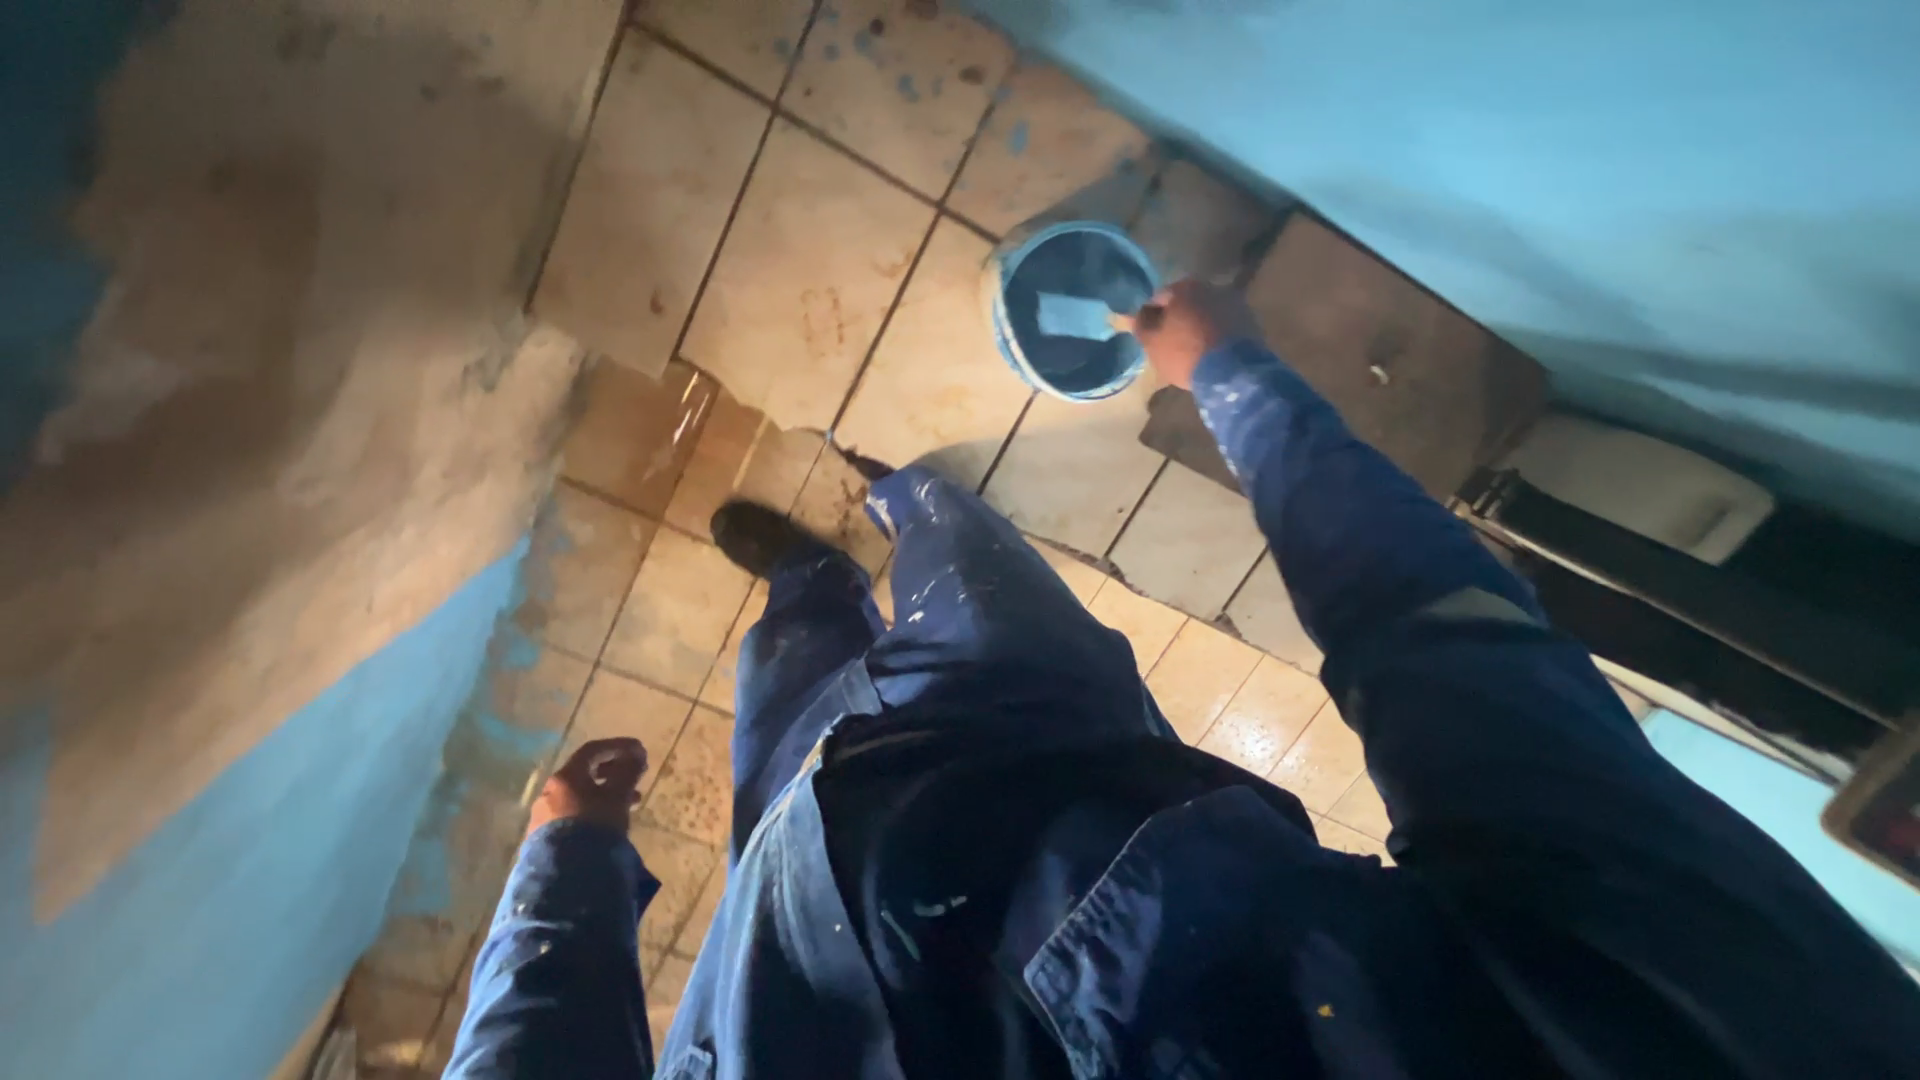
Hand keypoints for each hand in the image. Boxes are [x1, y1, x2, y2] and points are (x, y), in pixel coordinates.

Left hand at [525, 737, 647, 837]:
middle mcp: (549, 791)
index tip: (640, 751)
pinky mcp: (542, 836)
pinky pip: (572, 812)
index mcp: (566, 776)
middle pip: (584, 772)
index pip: (593, 750)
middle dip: (613, 771)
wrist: (565, 873)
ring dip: (605, 792)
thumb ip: (628, 773)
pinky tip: (606, 822)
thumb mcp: (618, 796)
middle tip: (634, 776)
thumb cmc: (595, 825)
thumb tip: (637, 756)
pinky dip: (592, 809)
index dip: (619, 746)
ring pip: (579, 794)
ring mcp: (543, 814)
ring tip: (628, 803)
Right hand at [1123, 280, 1262, 389]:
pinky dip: (1215, 334)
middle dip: (1176, 320)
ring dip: (1197, 326)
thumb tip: (1130, 316)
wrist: (1231, 372)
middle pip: (1185, 303)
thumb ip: (1140, 326)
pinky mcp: (1250, 321)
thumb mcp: (1152, 343)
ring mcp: (1234, 302)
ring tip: (1191, 350)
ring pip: (1206, 313)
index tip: (1149, 337)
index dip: (1150, 318)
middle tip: (1169, 344)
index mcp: (1184, 287)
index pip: (1158, 298)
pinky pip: (1224, 325)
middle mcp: (1211, 286)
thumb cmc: (1184, 353)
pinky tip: (1210, 353)